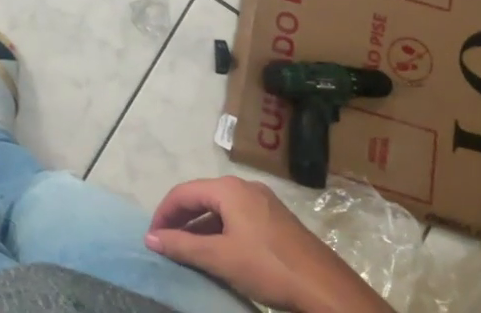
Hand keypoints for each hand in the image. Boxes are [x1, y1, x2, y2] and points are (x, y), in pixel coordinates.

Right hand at [144, 177, 389, 312]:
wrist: (330, 293)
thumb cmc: (270, 269)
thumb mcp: (220, 259)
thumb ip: (183, 246)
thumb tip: (150, 238)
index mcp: (230, 189)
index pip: (183, 193)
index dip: (164, 214)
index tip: (152, 238)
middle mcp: (246, 188)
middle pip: (202, 198)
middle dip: (181, 220)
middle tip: (166, 244)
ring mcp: (266, 204)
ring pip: (221, 211)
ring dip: (201, 229)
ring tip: (188, 252)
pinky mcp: (279, 223)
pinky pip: (239, 220)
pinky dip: (221, 233)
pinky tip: (220, 255)